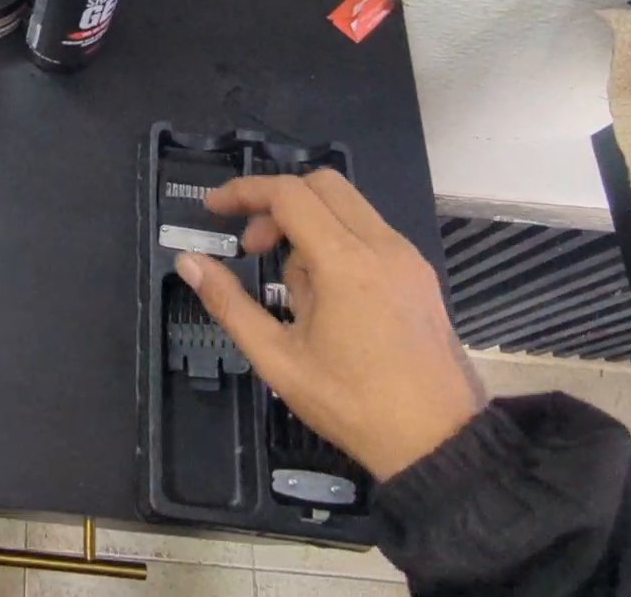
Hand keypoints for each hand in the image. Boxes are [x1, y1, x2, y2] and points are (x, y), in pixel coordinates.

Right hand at [175, 172, 484, 479]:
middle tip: (252, 246)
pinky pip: (367, 232)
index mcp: (345, 263)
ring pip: (346, 206)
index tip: (213, 208)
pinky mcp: (419, 275)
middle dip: (275, 202)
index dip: (243, 191)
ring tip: (290, 288)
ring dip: (305, 224)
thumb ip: (228, 303)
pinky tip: (325, 294)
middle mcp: (382, 246)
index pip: (288, 194)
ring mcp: (407, 258)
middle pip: (321, 184)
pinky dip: (334, 240)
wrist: (441, 447)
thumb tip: (188, 262)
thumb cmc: (352, 404)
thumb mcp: (277, 359)